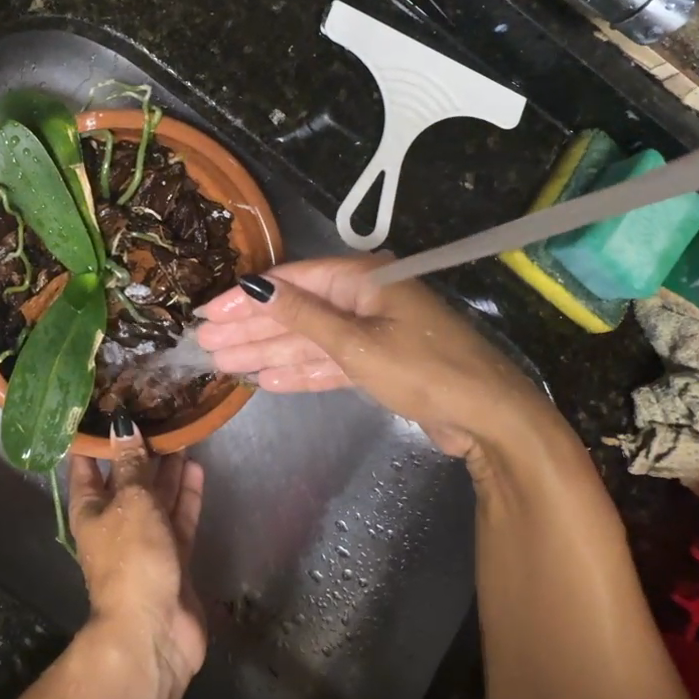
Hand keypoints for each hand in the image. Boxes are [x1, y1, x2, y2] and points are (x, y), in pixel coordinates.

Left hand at [67, 425, 206, 688]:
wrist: (154, 631)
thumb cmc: (131, 558)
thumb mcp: (130, 502)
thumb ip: (132, 464)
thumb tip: (122, 424)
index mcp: (89, 508)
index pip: (86, 463)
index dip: (95, 436)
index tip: (107, 405)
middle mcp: (114, 520)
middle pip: (126, 477)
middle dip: (139, 449)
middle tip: (157, 412)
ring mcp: (145, 540)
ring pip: (155, 496)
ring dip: (166, 469)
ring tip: (181, 433)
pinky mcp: (173, 557)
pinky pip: (178, 517)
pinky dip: (186, 495)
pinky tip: (196, 469)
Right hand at [195, 254, 559, 461]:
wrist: (492, 419)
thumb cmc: (425, 370)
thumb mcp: (356, 343)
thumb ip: (301, 317)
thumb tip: (253, 287)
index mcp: (361, 280)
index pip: (290, 282)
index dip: (246, 299)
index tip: (207, 314)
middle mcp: (362, 299)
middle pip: (295, 312)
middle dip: (251, 330)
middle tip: (205, 344)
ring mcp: (371, 331)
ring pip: (308, 340)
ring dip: (267, 353)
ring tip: (223, 363)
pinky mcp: (378, 364)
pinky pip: (328, 362)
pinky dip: (299, 372)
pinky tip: (265, 380)